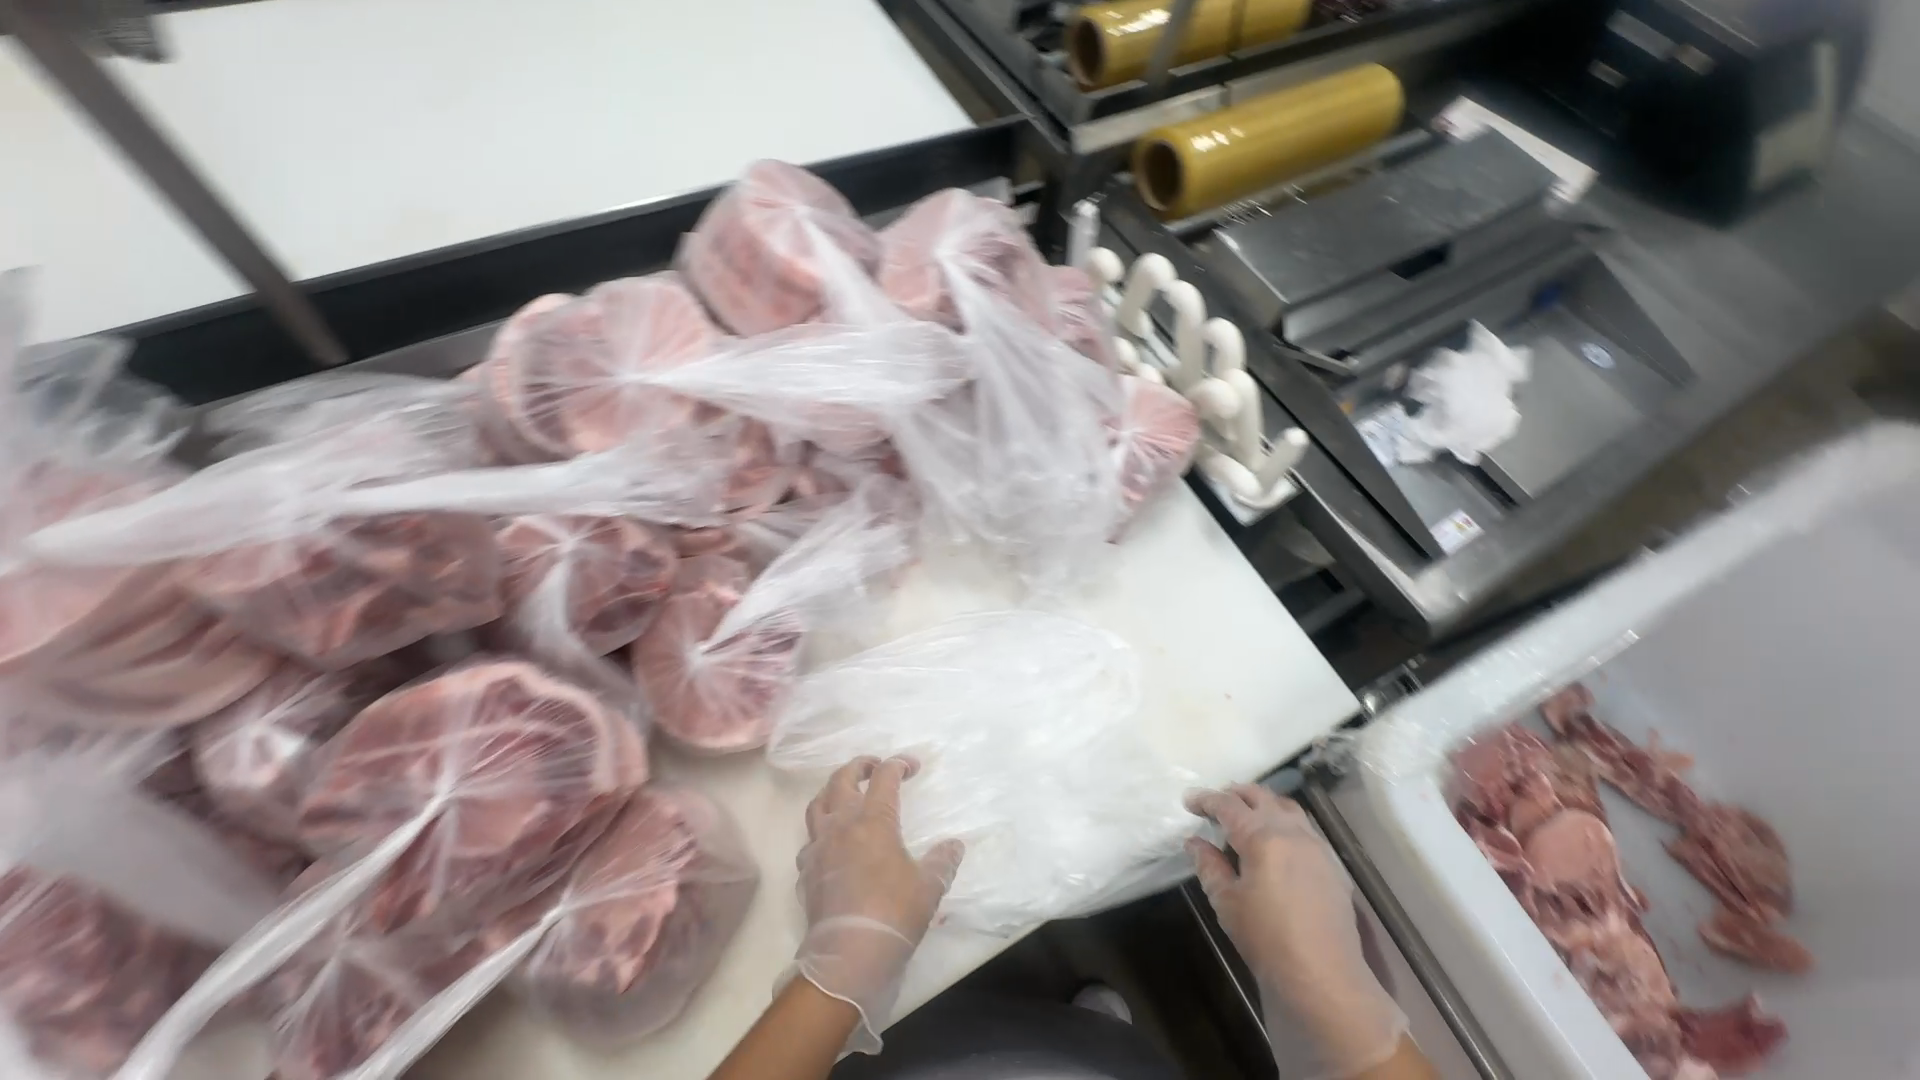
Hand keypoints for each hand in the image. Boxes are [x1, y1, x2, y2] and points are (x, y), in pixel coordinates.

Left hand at [789, 756, 963, 1055]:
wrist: (847, 956)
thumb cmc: (893, 914)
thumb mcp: (929, 887)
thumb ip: (942, 861)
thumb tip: (954, 846)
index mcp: (873, 820)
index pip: (884, 778)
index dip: (899, 765)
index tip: (912, 766)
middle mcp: (841, 825)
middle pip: (842, 779)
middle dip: (859, 765)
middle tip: (874, 765)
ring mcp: (818, 847)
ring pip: (817, 803)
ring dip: (832, 791)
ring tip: (846, 794)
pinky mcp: (806, 870)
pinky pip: (809, 839)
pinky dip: (821, 832)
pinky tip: (831, 844)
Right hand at [1186, 784, 1408, 1079]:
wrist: (1324, 976)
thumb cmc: (1267, 939)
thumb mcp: (1227, 903)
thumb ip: (1209, 866)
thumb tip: (1195, 842)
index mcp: (1261, 837)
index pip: (1228, 806)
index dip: (1206, 799)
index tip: (1188, 801)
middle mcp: (1291, 832)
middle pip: (1261, 797)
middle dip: (1236, 794)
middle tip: (1215, 802)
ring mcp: (1316, 846)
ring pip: (1287, 808)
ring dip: (1263, 804)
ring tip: (1246, 814)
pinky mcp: (1332, 865)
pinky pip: (1305, 828)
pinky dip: (1284, 821)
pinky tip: (1276, 841)